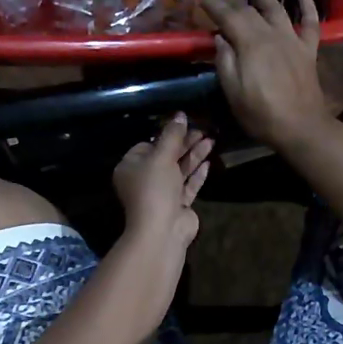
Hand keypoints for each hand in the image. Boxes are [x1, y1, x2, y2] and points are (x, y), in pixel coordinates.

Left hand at [113, 112, 212, 247]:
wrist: (162, 229)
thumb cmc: (154, 188)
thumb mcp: (161, 156)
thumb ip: (172, 134)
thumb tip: (181, 114)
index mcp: (131, 167)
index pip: (147, 145)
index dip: (165, 136)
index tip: (183, 126)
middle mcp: (144, 180)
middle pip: (166, 156)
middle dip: (185, 143)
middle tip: (203, 130)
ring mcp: (162, 194)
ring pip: (179, 170)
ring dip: (194, 156)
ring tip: (211, 140)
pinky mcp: (177, 205)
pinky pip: (187, 186)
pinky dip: (197, 174)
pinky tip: (209, 163)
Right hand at [201, 0, 327, 149]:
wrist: (301, 128)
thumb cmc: (261, 115)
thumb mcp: (233, 93)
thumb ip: (225, 62)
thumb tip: (220, 38)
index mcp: (250, 44)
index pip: (228, 16)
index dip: (213, 5)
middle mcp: (272, 34)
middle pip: (250, 11)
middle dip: (233, 1)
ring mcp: (293, 40)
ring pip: (277, 8)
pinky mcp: (308, 51)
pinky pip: (310, 23)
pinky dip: (308, 6)